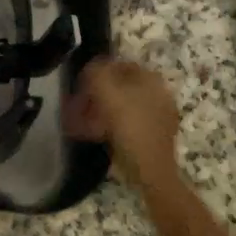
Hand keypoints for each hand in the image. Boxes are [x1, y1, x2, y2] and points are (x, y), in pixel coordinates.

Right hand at [65, 59, 183, 192]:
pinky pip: (126, 123)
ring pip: (120, 107)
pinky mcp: (153, 136)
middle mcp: (158, 94)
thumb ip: (96, 72)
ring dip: (98, 111)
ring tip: (79, 122)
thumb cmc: (130, 127)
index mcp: (151, 80)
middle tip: (77, 106)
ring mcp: (157, 117)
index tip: (79, 85)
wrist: (151, 170)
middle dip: (95, 95)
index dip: (95, 73)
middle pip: (119, 88)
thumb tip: (91, 67)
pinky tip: (93, 134)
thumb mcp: (107, 93)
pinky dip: (108, 125)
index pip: (118, 65)